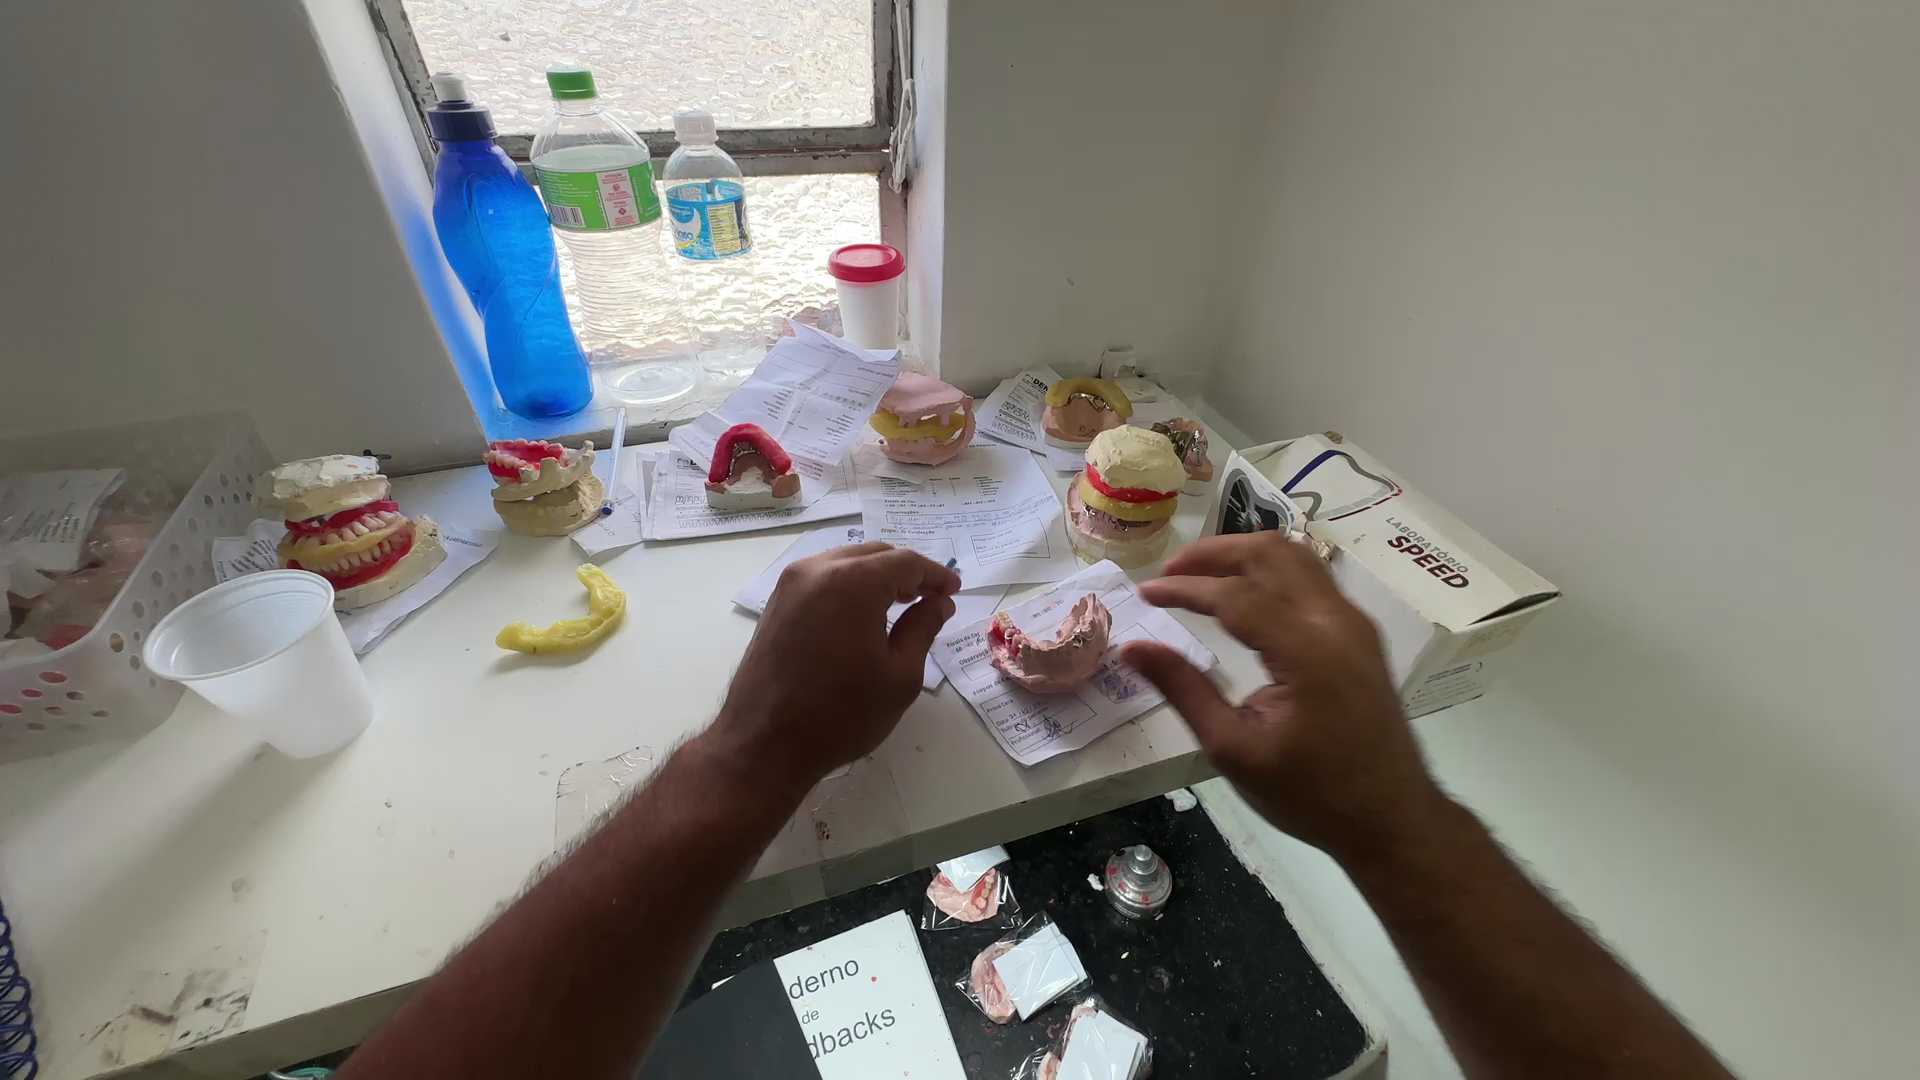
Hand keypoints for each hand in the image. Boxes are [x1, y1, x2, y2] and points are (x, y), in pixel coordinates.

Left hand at [710, 543, 960, 791]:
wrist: (764, 744)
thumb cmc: (841, 715)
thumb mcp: (900, 675)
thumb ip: (923, 628)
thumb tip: (939, 602)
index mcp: (853, 583)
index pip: (906, 562)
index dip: (935, 575)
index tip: (953, 591)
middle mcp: (818, 570)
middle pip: (875, 554)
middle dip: (907, 572)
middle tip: (930, 598)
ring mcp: (791, 583)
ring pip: (847, 560)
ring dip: (877, 575)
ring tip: (900, 604)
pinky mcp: (777, 601)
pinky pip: (823, 576)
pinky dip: (849, 584)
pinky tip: (862, 613)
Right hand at [1120, 532, 1444, 860]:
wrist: (1392, 821)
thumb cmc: (1309, 794)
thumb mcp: (1232, 748)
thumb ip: (1182, 688)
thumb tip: (1131, 647)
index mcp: (1308, 653)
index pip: (1235, 596)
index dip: (1184, 589)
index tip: (1144, 594)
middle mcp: (1337, 623)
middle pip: (1271, 554)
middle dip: (1213, 553)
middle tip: (1169, 572)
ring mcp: (1354, 624)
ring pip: (1295, 557)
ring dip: (1242, 555)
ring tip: (1198, 574)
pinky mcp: (1358, 633)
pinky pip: (1310, 578)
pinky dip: (1267, 571)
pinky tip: (1240, 590)